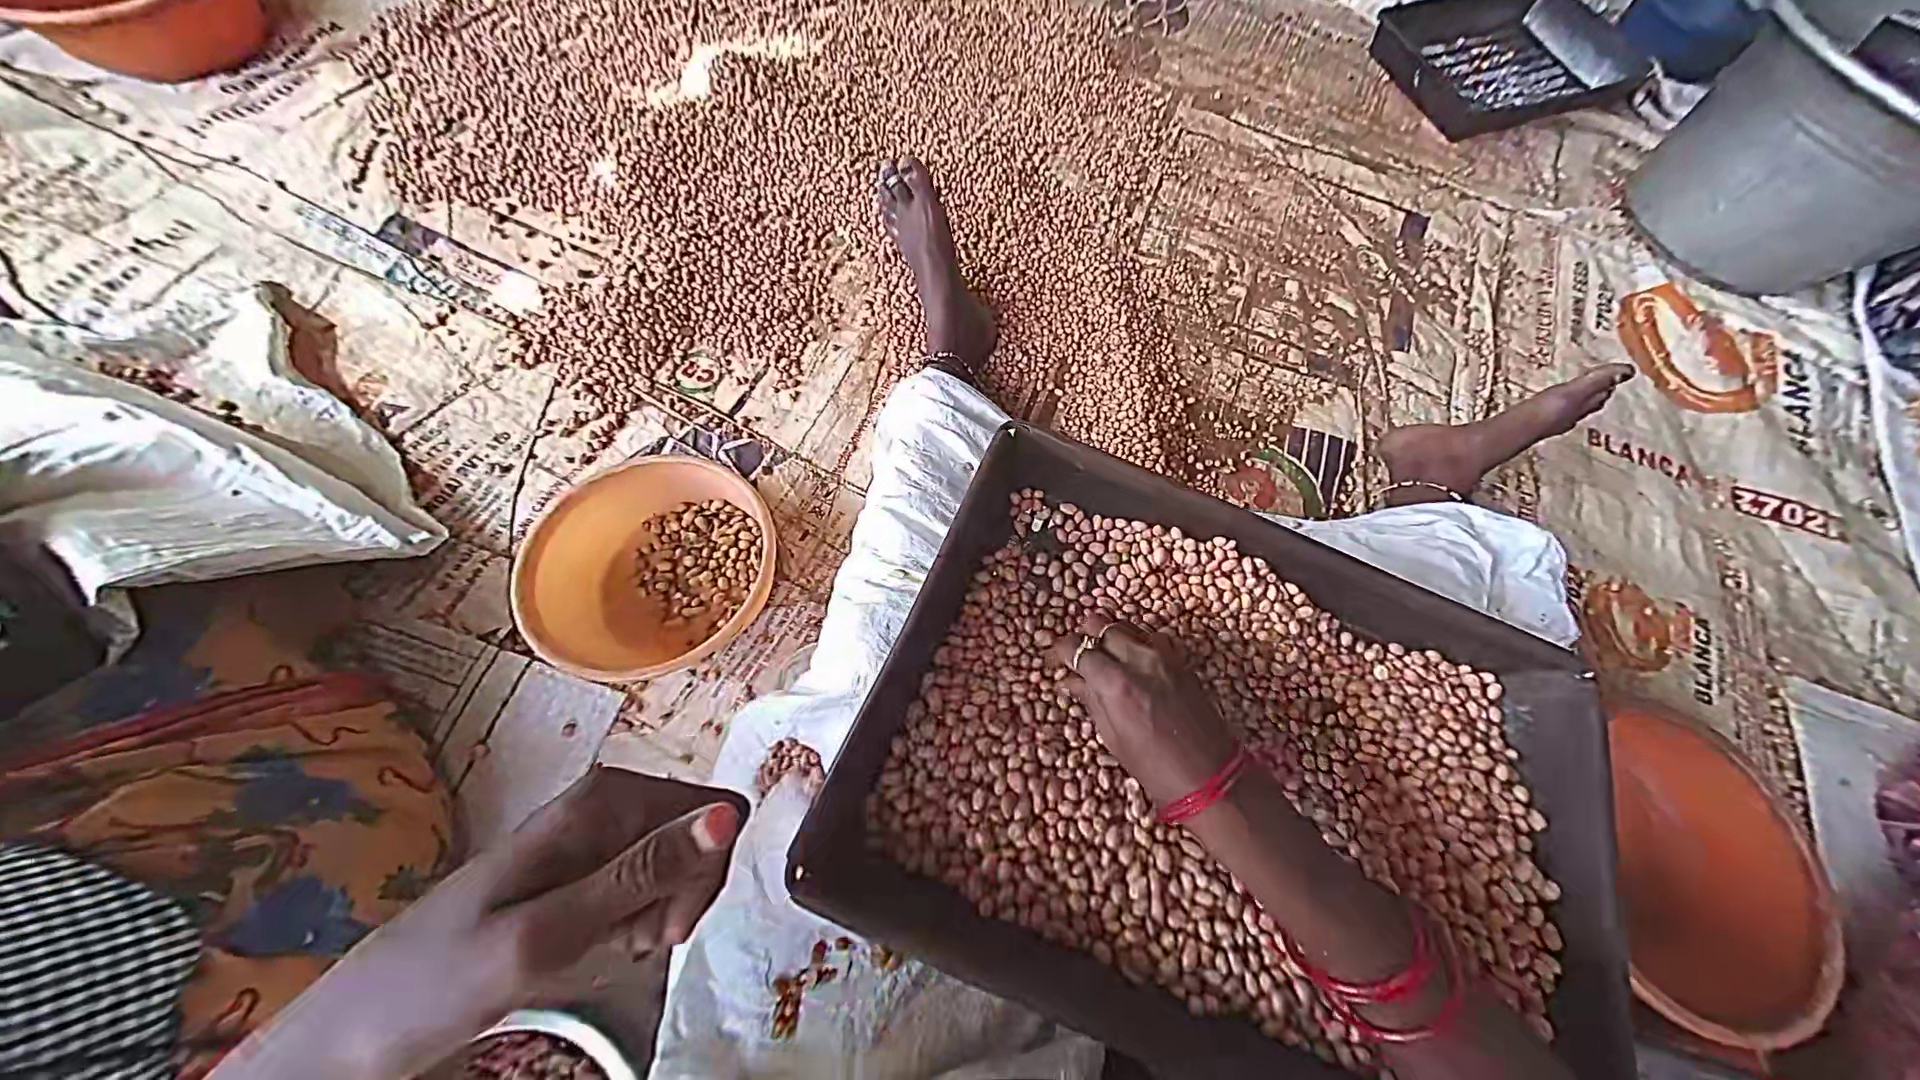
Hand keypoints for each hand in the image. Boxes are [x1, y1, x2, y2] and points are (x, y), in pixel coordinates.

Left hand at [209, 766, 743, 1079]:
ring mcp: (600, 828)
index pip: (716, 809)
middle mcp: (611, 798)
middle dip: (686, 890)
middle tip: (635, 940)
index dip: (705, 870)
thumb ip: (643, 872)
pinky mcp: (592, 858)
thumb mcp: (549, 933)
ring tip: (613, 943)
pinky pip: (655, 873)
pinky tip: (607, 938)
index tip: (666, 927)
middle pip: (704, 828)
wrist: (356, 1030)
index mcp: (606, 796)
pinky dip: (647, 912)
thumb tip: (728, 815)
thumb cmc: (443, 982)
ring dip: (666, 905)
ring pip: (684, 854)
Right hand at [1050, 617, 1238, 807]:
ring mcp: (1164, 658)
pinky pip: (1152, 637)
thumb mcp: (1111, 735)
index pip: (1078, 648)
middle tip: (1080, 654)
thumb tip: (1072, 679)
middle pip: (1102, 626)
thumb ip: (1091, 698)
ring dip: (1112, 636)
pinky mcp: (1181, 662)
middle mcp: (1140, 661)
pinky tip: (1133, 660)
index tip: (1059, 656)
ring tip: (1104, 655)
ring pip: (1128, 627)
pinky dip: (1138, 642)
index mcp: (1116, 683)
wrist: (1209, 776)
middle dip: (1086, 636)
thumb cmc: (1155, 766)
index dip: (1063, 650)